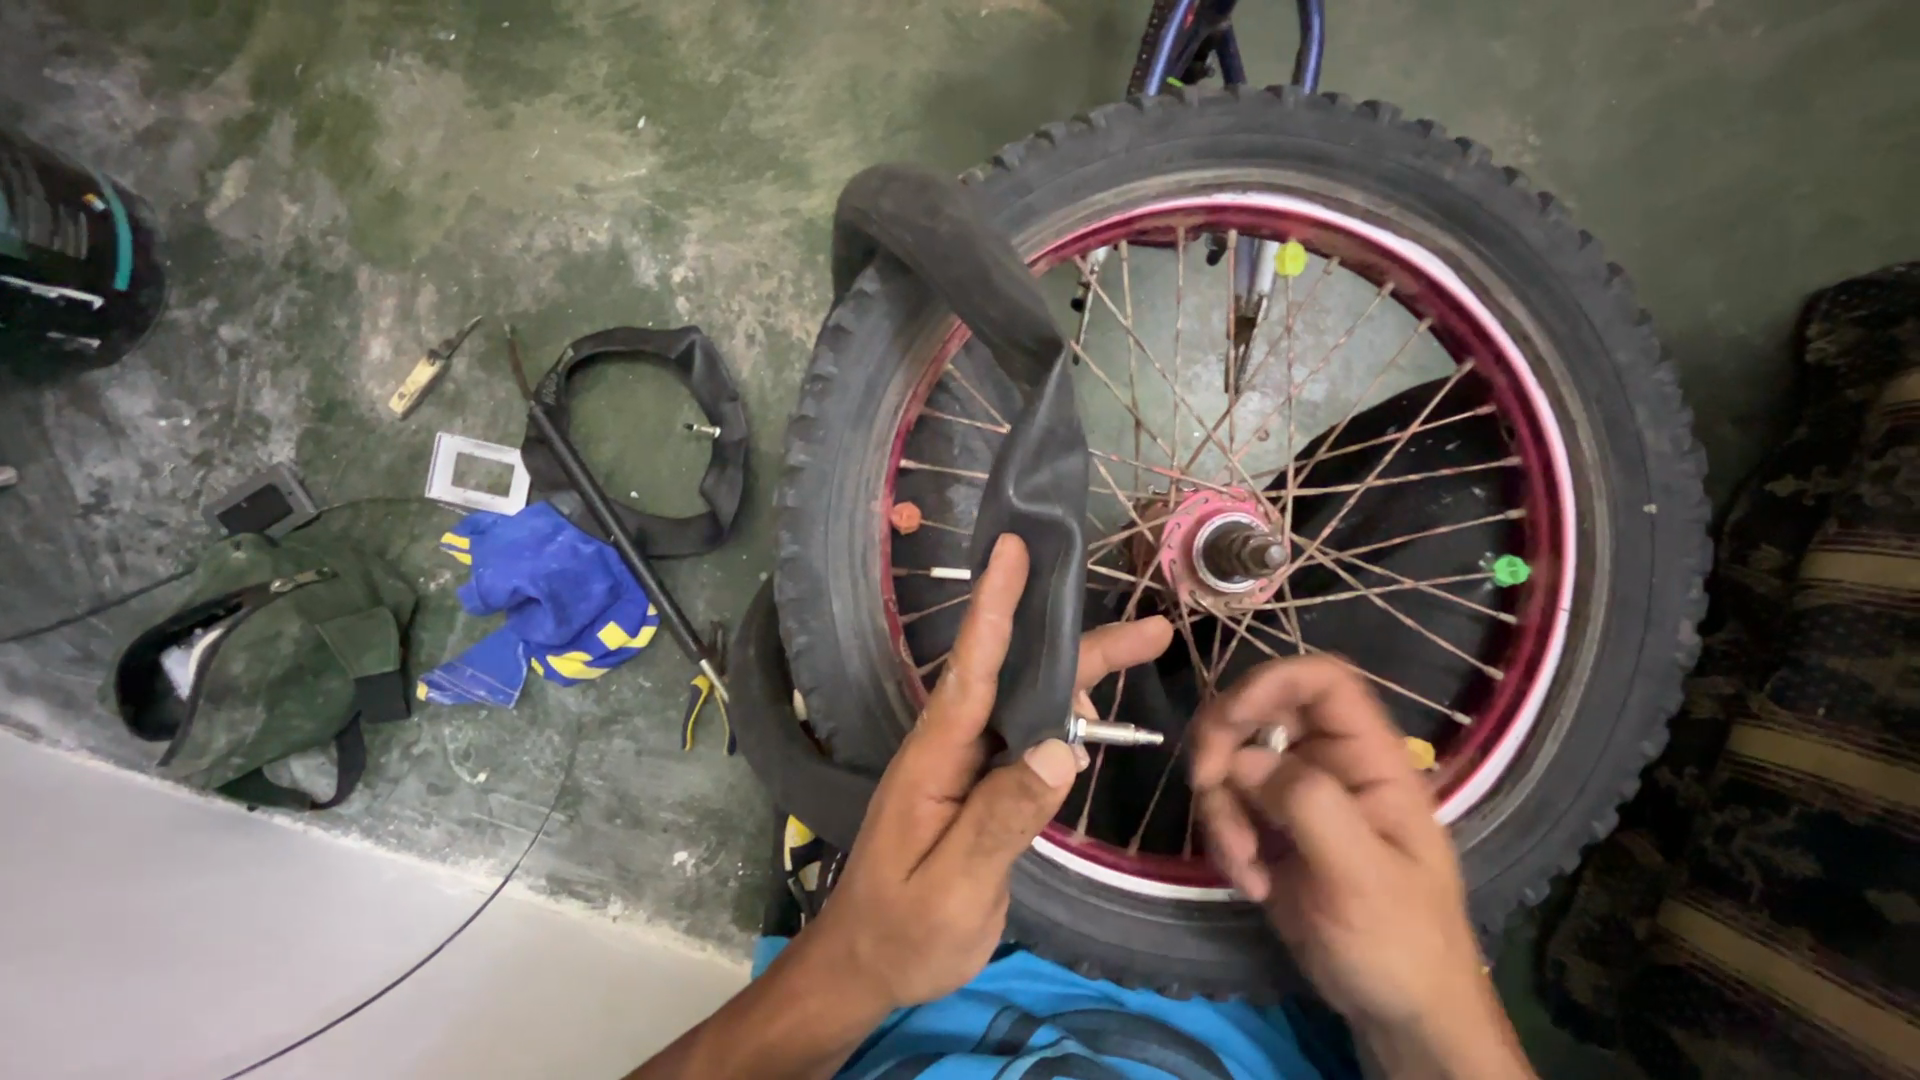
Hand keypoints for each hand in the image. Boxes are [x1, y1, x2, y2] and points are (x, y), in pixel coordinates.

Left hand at [806, 534, 1173, 1010]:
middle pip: (1016, 677)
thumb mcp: (952, 887)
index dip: (994, 607)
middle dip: (1075, 642)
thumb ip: (1002, 817)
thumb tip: (1064, 746)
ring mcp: (967, 766)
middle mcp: (951, 747)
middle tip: (1149, 626)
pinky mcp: (982, 787)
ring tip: (1144, 649)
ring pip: (1029, 703)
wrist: (866, 964)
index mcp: (934, 758)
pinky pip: (1029, 737)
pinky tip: (1098, 715)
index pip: (970, 670)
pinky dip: (1068, 718)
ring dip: (1081, 675)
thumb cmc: (901, 930)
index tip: (1013, 550)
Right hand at [1188, 657, 1530, 1076]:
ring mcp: (1293, 795)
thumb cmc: (1401, 943)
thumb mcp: (1363, 876)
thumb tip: (1243, 759)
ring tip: (1246, 869)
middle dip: (1222, 746)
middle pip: (1257, 712)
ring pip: (1229, 761)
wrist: (1397, 1012)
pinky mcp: (1267, 826)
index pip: (1323, 682)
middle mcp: (1327, 764)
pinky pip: (1224, 805)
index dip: (1271, 682)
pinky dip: (1223, 839)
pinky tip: (1251, 883)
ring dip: (1221, 810)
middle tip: (1205, 785)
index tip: (1229, 719)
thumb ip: (1311, 805)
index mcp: (1370, 760)